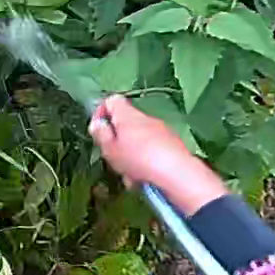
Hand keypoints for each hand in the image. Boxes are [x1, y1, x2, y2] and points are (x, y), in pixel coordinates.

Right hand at [87, 95, 227, 215]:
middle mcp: (146, 118)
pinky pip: (152, 146)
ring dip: (131, 149)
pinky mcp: (173, 143)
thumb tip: (97, 123)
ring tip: (129, 171)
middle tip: (112, 154)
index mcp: (128, 116)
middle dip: (117, 136)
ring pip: (139, 136)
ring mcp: (162, 129)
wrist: (177, 173)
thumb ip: (100, 134)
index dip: (101, 112)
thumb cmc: (137, 159)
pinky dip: (146, 157)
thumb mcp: (110, 149)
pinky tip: (144, 174)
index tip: (98, 129)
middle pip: (126, 121)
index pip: (112, 100)